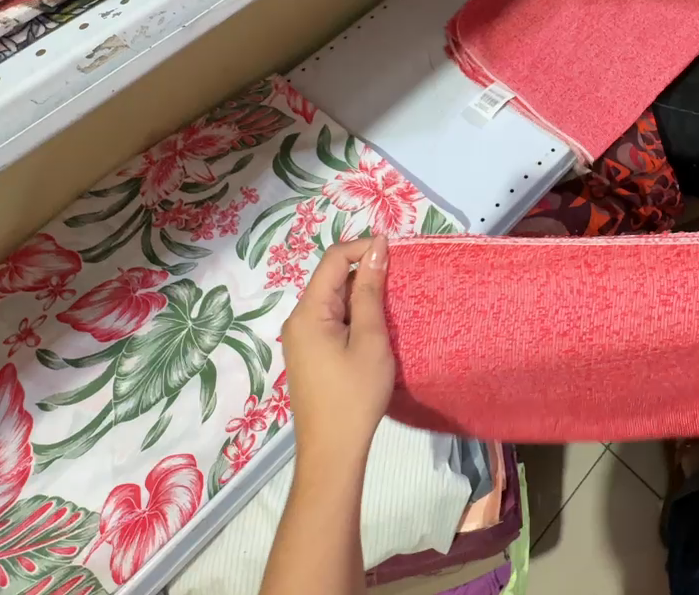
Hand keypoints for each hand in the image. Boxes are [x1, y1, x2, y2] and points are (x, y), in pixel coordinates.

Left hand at [281, 233, 392, 466]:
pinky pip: (332, 318)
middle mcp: (298, 319)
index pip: (333, 259)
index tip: (395, 251)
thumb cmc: (355, 394)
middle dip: (364, 271)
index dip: (363, 247)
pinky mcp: (311, 353)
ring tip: (391, 306)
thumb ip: (370, 290)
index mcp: (308, 312)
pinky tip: (375, 327)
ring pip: (334, 298)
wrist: (333, 452)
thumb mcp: (370, 338)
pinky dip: (354, 313)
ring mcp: (302, 338)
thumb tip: (376, 247)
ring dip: (362, 294)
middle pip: (332, 277)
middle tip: (399, 281)